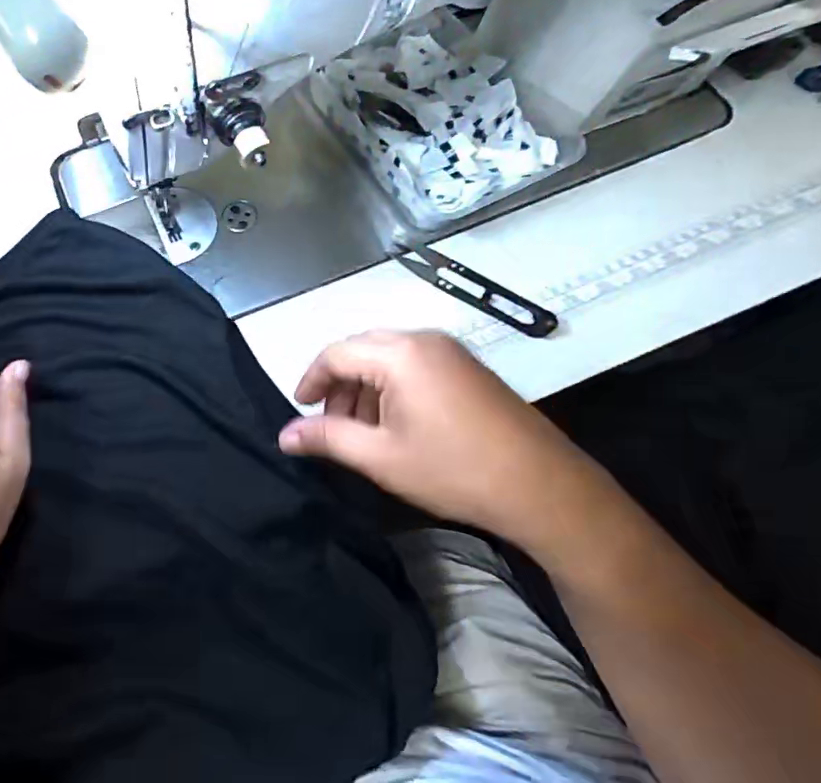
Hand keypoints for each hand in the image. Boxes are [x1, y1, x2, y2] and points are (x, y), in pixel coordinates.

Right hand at [279, 331, 614, 551]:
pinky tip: (396, 423)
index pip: (337, 352)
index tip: (300, 412)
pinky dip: (394, 386)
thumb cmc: (452, 469)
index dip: (312, 380)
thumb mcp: (381, 457)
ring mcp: (451, 350)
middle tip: (331, 426)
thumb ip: (328, 438)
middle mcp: (425, 339)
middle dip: (341, 385)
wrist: (537, 481)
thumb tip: (284, 434)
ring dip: (367, 386)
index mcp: (400, 353)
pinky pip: (416, 364)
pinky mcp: (467, 366)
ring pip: (390, 357)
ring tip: (362, 431)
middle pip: (364, 349)